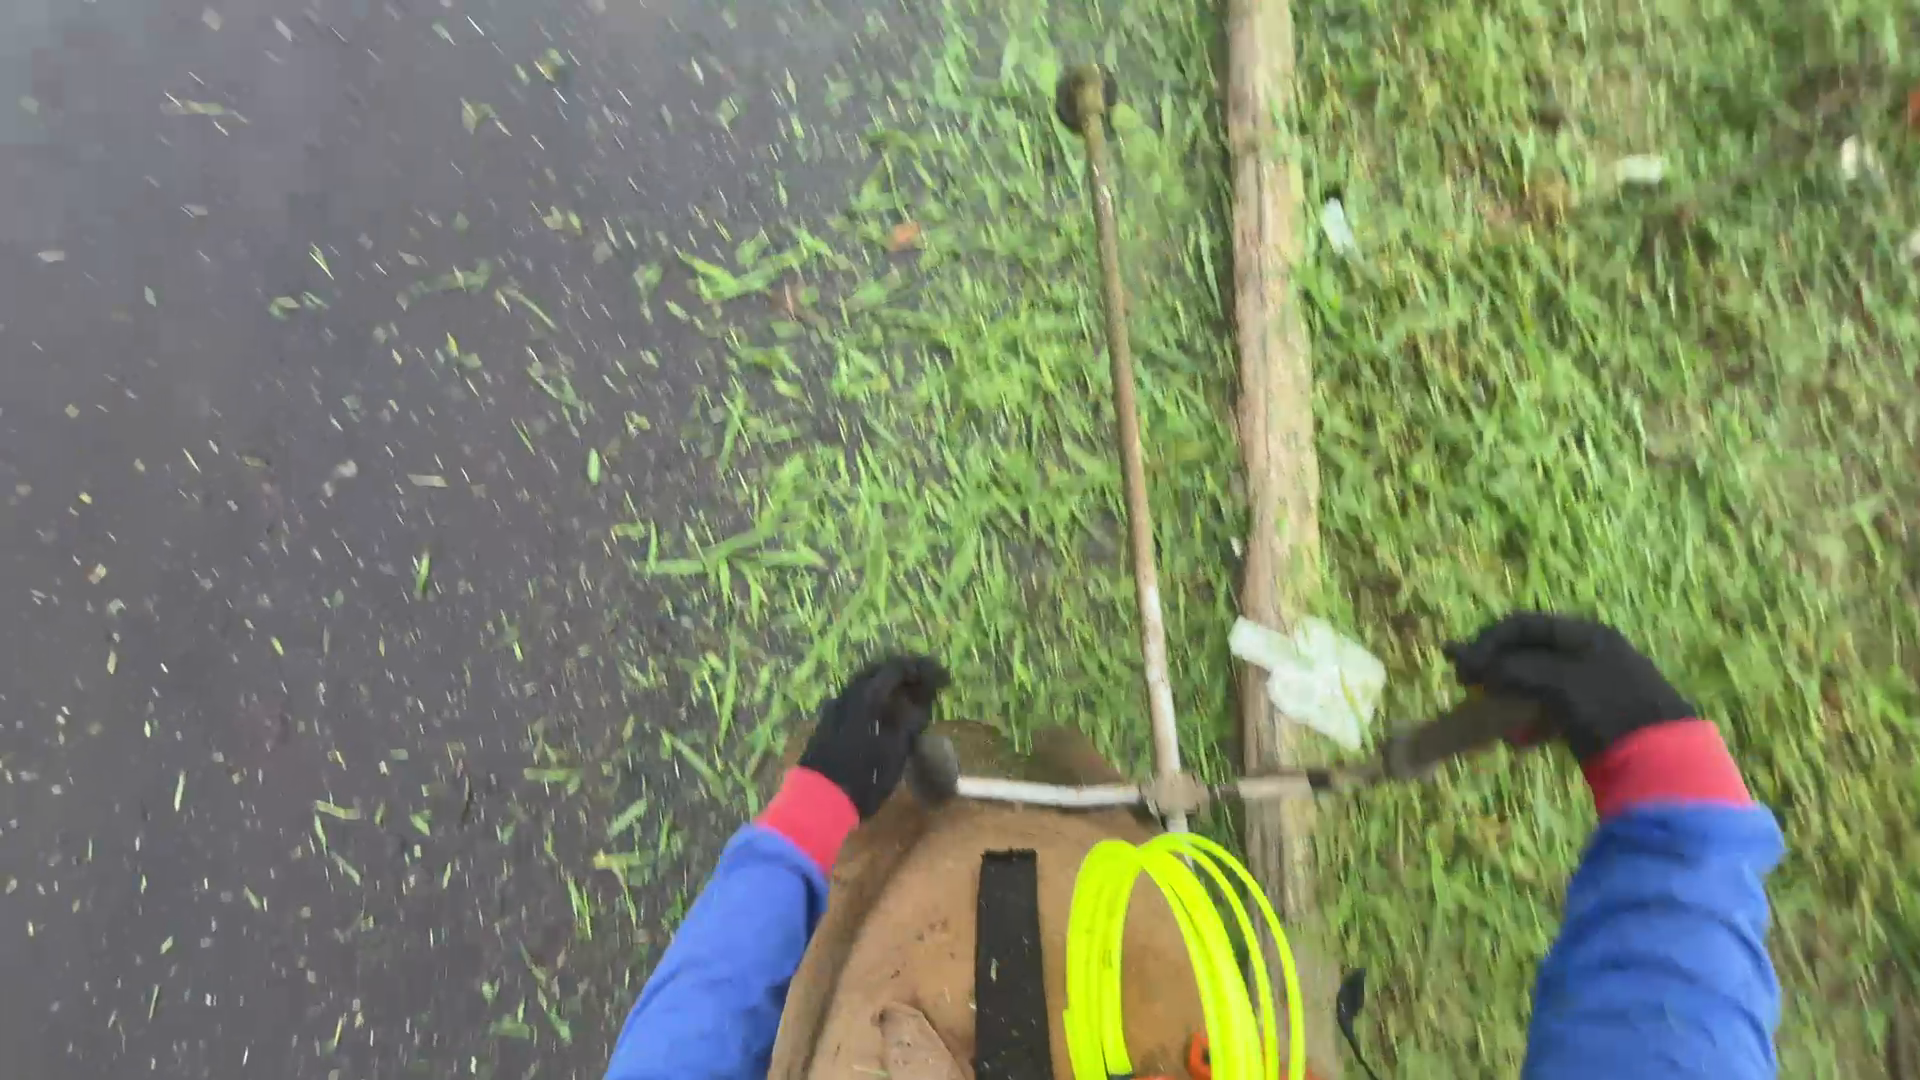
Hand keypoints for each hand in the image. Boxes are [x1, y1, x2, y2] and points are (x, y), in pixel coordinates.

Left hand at [800, 656, 949, 817]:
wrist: (817, 801)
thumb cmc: (863, 777)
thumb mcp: (895, 752)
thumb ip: (910, 723)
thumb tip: (921, 706)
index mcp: (867, 696)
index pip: (897, 668)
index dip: (921, 669)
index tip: (941, 678)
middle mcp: (849, 693)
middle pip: (879, 671)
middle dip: (905, 673)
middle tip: (926, 683)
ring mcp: (835, 706)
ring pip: (866, 684)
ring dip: (889, 685)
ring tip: (909, 698)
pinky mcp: (828, 720)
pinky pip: (856, 698)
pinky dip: (875, 698)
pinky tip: (884, 713)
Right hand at [1442, 613, 1693, 761]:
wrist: (1661, 759)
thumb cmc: (1606, 706)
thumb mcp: (1552, 679)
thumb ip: (1504, 666)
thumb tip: (1455, 653)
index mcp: (1584, 634)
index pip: (1520, 624)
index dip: (1487, 641)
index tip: (1465, 664)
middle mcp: (1586, 652)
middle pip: (1523, 651)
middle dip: (1492, 668)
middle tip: (1468, 685)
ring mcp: (1588, 683)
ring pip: (1530, 679)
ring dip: (1506, 694)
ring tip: (1491, 711)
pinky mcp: (1587, 712)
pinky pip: (1544, 705)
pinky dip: (1525, 717)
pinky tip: (1518, 737)